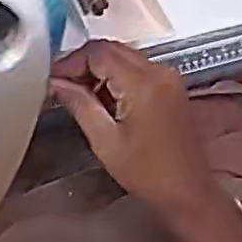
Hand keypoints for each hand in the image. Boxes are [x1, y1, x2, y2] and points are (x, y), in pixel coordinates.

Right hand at [49, 40, 241, 241]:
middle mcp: (159, 72)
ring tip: (78, 93)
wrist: (189, 193)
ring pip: (123, 55)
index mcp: (143, 84)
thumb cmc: (147, 173)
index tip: (52, 78)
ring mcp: (169, 77)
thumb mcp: (104, 139)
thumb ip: (79, 103)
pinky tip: (102, 98)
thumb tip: (55, 83)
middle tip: (61, 83)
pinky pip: (137, 67)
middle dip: (83, 62)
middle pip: (112, 49)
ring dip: (99, 68)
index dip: (70, 61)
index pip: (98, 53)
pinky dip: (115, 75)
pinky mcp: (172, 86)